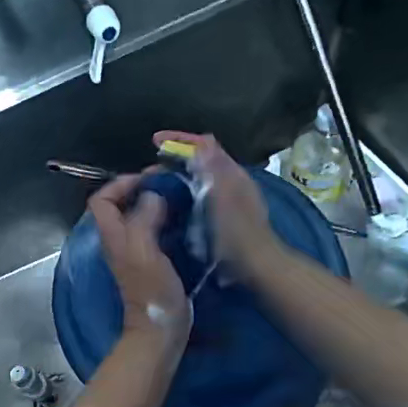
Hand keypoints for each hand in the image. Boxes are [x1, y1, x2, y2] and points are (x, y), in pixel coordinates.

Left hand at [88, 173, 191, 336]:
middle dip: (141, 189)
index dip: (119, 184)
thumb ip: (144, 220)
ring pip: (137, 216)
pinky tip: (184, 218)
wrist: (160, 330)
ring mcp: (134, 252)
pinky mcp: (150, 261)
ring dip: (154, 203)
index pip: (101, 200)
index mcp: (113, 236)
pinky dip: (165, 219)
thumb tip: (151, 195)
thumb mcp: (146, 252)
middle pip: (119, 205)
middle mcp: (120, 241)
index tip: (148, 179)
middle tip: (170, 183)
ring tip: (179, 195)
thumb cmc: (152, 292)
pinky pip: (152, 230)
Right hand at [154, 132, 282, 274]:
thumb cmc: (238, 234)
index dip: (179, 139)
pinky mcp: (225, 215)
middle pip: (201, 158)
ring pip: (200, 176)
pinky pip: (201, 193)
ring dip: (178, 175)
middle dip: (175, 158)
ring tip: (155, 185)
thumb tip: (201, 141)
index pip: (205, 144)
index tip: (154, 141)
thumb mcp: (223, 199)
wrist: (258, 267)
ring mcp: (230, 198)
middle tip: (150, 171)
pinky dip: (184, 192)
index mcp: (232, 173)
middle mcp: (232, 180)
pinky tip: (172, 204)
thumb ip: (213, 170)